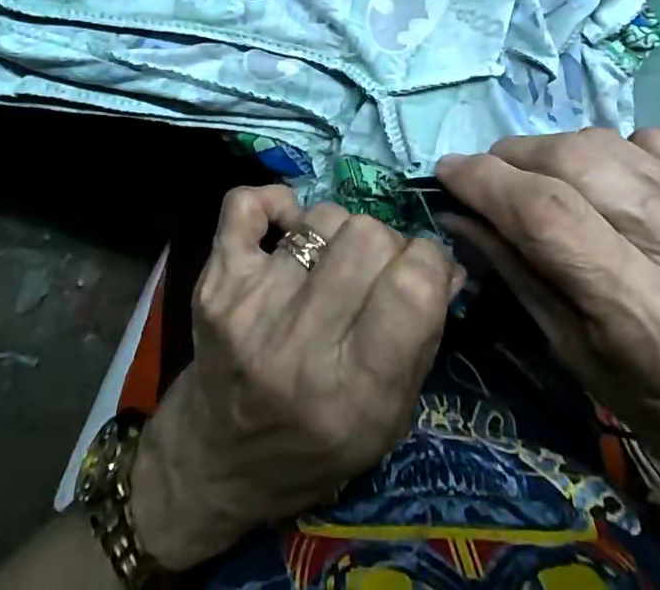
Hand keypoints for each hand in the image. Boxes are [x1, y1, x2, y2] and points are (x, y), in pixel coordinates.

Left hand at [129, 187, 459, 569]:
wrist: (220, 457)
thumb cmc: (316, 446)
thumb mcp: (390, 419)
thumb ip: (423, 337)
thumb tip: (445, 263)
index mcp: (355, 391)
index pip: (411, 288)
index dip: (430, 262)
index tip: (424, 271)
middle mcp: (299, 345)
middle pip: (368, 238)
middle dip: (388, 245)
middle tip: (376, 271)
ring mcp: (249, 307)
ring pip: (320, 217)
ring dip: (340, 231)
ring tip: (332, 261)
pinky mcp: (214, 281)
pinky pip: (247, 203)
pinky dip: (277, 203)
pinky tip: (289, 228)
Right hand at [435, 128, 659, 501]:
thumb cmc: (657, 398)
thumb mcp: (567, 348)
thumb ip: (512, 267)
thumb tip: (454, 208)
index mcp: (652, 317)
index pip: (549, 216)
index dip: (487, 181)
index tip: (447, 169)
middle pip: (578, 162)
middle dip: (514, 157)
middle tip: (490, 174)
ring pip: (607, 142)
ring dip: (555, 153)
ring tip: (544, 181)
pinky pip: (649, 141)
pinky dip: (610, 156)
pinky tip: (613, 190)